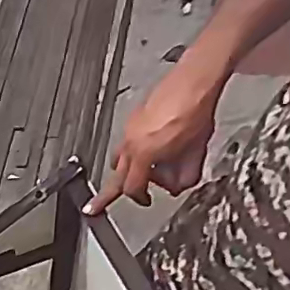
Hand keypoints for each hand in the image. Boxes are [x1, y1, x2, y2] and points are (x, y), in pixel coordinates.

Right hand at [85, 62, 220, 212]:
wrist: (194, 82)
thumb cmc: (194, 112)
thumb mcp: (196, 151)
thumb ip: (186, 174)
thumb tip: (179, 185)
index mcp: (143, 154)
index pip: (133, 187)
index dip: (140, 197)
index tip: (146, 200)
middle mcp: (130, 143)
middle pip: (115, 177)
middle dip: (105, 195)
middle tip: (94, 207)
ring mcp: (129, 130)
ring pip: (119, 158)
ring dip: (126, 169)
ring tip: (142, 169)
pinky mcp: (134, 118)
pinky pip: (127, 142)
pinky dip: (135, 150)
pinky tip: (154, 146)